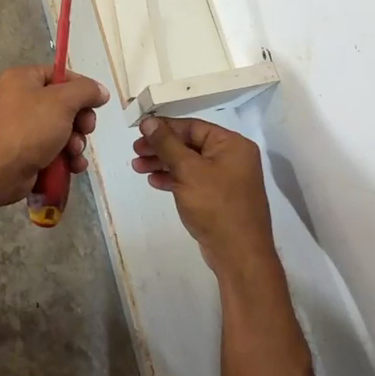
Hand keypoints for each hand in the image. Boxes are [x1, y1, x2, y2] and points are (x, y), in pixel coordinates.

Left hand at [0, 65, 107, 205]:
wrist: (2, 170)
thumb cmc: (31, 127)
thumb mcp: (62, 101)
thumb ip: (85, 91)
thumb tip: (101, 91)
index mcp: (23, 79)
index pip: (59, 75)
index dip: (81, 88)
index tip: (96, 102)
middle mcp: (21, 99)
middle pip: (65, 104)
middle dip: (80, 121)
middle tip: (84, 129)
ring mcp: (24, 127)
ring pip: (63, 130)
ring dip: (76, 142)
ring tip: (73, 152)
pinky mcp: (28, 151)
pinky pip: (56, 149)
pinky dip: (68, 157)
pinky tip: (74, 165)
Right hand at [131, 117, 275, 279]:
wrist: (239, 254)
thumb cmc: (215, 206)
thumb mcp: (187, 170)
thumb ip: (166, 143)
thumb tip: (148, 121)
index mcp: (232, 145)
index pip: (192, 127)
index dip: (164, 127)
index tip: (139, 132)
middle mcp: (232, 158)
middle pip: (189, 144)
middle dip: (161, 148)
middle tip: (136, 151)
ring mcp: (226, 179)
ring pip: (188, 163)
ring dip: (163, 163)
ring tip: (138, 167)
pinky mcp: (219, 197)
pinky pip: (192, 180)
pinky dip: (174, 179)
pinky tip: (154, 182)